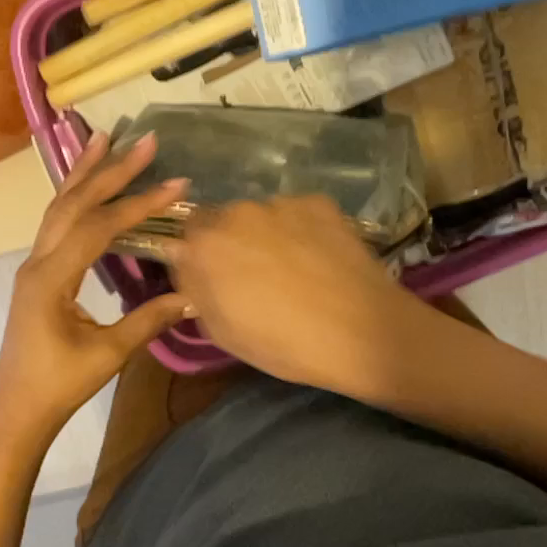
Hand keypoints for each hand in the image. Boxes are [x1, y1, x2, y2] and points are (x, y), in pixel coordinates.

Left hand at [0, 131, 191, 434]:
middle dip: (110, 170)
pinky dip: (75, 197)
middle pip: (73, 204)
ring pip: (58, 208)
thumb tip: (192, 295)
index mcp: (50, 279)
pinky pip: (56, 224)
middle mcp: (37, 262)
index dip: (138, 204)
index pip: (98, 228)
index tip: (176, 185)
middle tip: (145, 140)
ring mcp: (34, 266)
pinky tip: (88, 185)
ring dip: (84, 173)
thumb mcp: (109, 354)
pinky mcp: (38, 275)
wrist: (18, 409)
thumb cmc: (60, 385)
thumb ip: (147, 320)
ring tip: (106, 138)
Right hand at [170, 195, 423, 395]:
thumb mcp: (223, 333)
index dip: (200, 257)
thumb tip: (188, 267)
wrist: (361, 331)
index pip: (185, 237)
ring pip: (262, 216)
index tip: (216, 279)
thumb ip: (195, 291)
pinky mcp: (318, 203)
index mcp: (205, 247)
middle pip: (224, 221)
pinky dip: (302, 231)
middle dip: (233, 244)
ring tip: (295, 270)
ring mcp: (280, 204)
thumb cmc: (284, 344)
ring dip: (268, 236)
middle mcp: (237, 213)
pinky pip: (298, 213)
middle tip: (257, 277)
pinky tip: (320, 260)